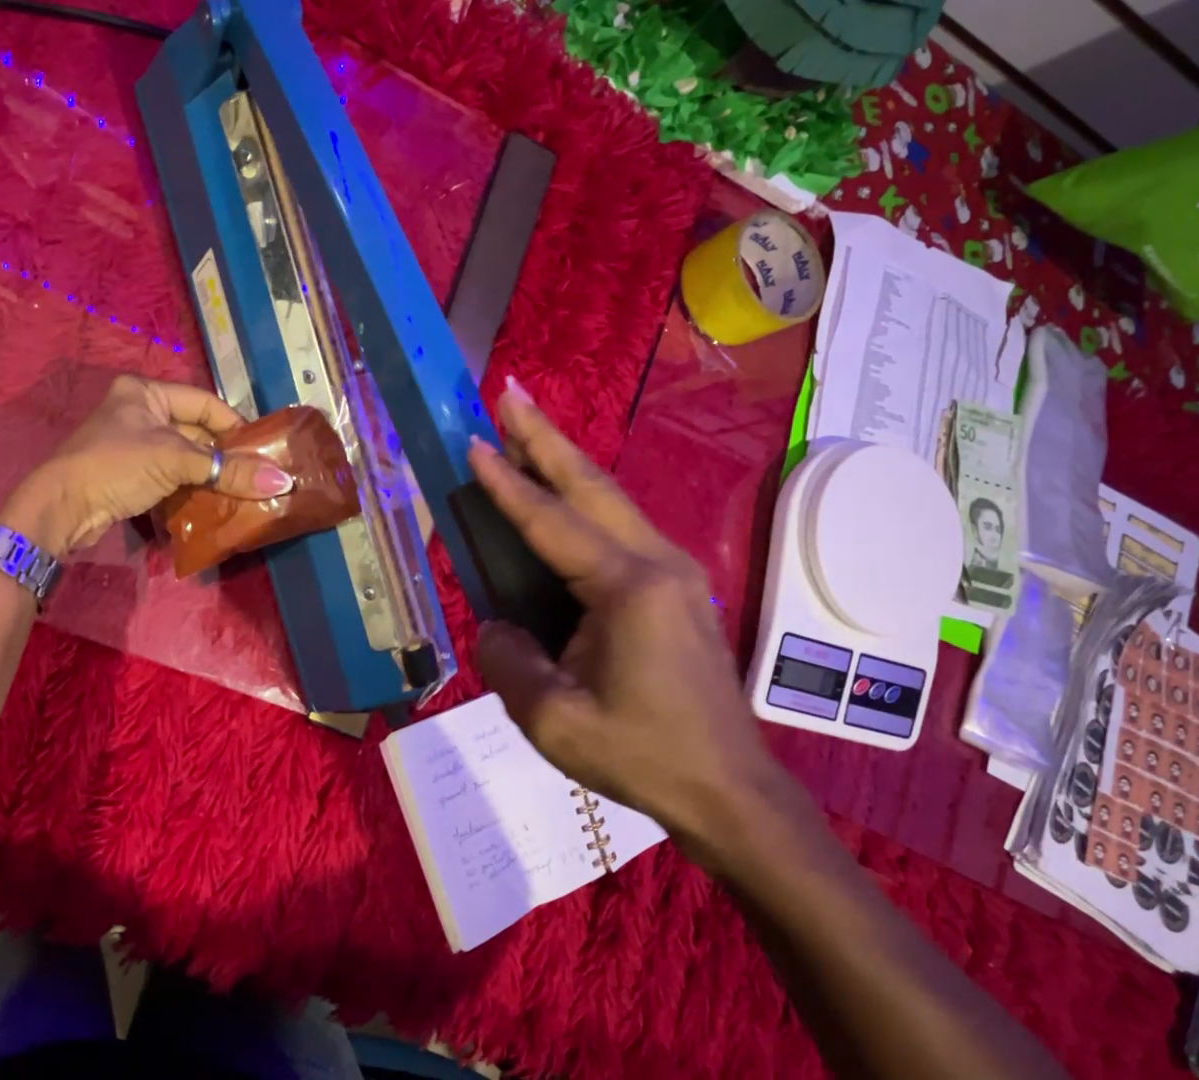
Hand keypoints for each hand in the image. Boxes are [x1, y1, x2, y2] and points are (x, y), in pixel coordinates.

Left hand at [0, 375, 292, 557]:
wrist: (62, 507)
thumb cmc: (116, 466)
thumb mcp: (175, 461)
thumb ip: (227, 471)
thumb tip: (281, 482)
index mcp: (146, 392)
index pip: (204, 402)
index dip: (234, 426)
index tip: (262, 451)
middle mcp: (139, 412)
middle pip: (196, 431)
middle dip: (224, 455)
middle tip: (257, 476)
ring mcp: (133, 445)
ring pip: (184, 457)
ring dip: (210, 475)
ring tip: (243, 493)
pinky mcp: (129, 475)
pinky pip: (171, 476)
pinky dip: (191, 488)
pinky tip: (214, 504)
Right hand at [467, 378, 785, 847]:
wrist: (727, 789)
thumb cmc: (641, 754)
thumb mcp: (552, 720)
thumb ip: (508, 660)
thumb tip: (497, 624)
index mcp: (627, 589)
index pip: (552, 522)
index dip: (507, 481)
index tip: (471, 438)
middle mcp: (657, 563)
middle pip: (591, 485)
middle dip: (544, 437)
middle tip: (507, 390)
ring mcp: (673, 572)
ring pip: (610, 500)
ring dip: (564, 461)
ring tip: (524, 428)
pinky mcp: (674, 589)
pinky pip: (619, 528)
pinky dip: (582, 499)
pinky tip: (560, 495)